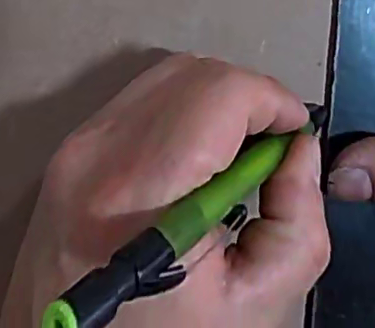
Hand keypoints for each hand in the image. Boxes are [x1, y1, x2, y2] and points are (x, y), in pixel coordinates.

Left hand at [2, 54, 328, 327]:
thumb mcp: (250, 310)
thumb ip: (296, 224)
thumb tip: (298, 149)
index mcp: (137, 191)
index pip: (218, 91)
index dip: (271, 99)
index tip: (296, 133)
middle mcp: (99, 146)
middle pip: (195, 70)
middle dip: (249, 97)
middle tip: (271, 148)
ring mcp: (80, 138)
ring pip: (170, 72)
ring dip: (218, 97)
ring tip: (236, 154)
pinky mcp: (76, 139)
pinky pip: (146, 93)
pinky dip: (187, 105)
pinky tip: (198, 155)